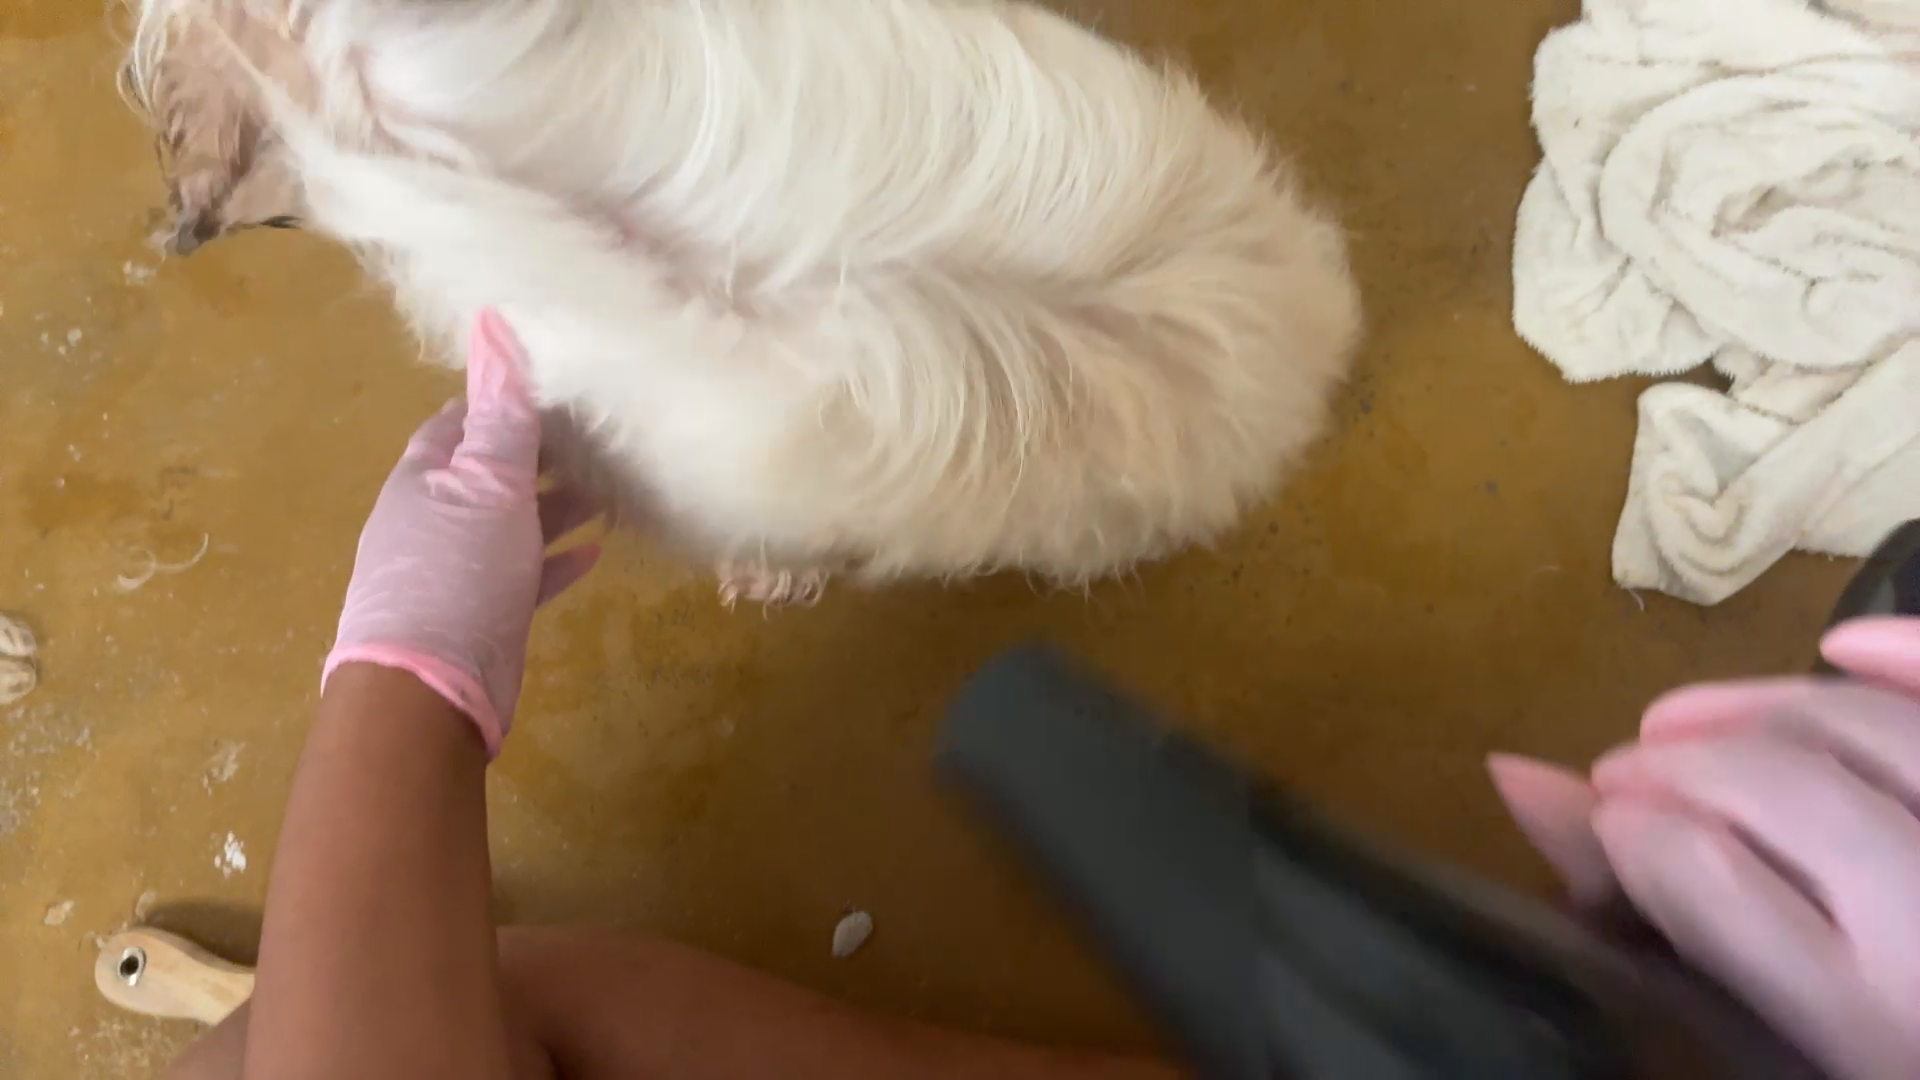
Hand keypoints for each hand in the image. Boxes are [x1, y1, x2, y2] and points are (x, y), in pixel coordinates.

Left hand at [322, 310, 598, 754]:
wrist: (431, 682)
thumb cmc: (458, 570)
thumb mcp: (485, 484)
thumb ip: (501, 417)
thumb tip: (496, 329)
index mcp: (426, 481)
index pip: (461, 424)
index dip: (504, 403)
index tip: (558, 391)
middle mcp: (438, 519)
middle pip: (495, 474)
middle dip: (544, 455)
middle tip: (603, 439)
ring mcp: (464, 568)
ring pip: (518, 524)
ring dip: (560, 507)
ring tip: (612, 490)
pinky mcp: (490, 609)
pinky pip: (530, 573)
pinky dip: (559, 559)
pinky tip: (595, 553)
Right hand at [1489, 617, 1919, 1079]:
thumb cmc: (1871, 1035)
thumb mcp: (1751, 1011)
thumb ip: (1641, 895)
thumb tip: (1511, 771)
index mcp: (1869, 1025)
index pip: (1693, 864)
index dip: (1618, 818)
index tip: (1608, 817)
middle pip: (1767, 782)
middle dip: (1668, 762)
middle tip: (1640, 776)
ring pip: (1859, 728)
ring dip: (1756, 709)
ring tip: (1711, 732)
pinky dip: (1910, 654)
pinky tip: (1844, 647)